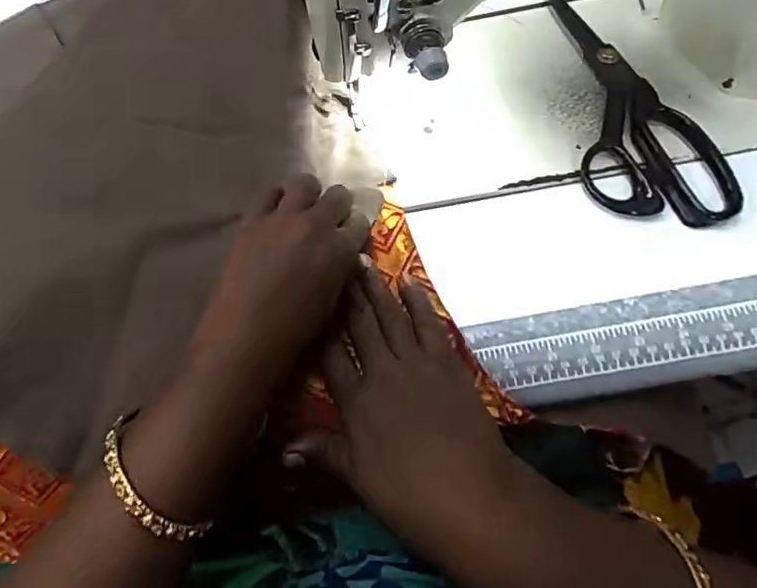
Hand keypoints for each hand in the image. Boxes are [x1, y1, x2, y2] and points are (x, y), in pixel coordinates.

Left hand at [188, 176, 370, 393]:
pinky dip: (276, 198)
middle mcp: (315, 225)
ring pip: (303, 183)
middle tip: (331, 216)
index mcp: (340, 249)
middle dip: (338, 204)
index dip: (356, 226)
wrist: (245, 334)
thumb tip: (339, 253)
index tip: (350, 232)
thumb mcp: (331, 299)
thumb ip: (339, 268)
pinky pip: (268, 193)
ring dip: (308, 193)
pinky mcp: (253, 219)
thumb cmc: (295, 330)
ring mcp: (282, 218)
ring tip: (303, 206)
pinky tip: (276, 210)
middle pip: (337, 196)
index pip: (360, 222)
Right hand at [294, 269, 521, 547]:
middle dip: (345, 292)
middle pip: (358, 324)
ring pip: (389, 316)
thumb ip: (323, 453)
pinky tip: (407, 280)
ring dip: (375, 287)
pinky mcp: (446, 362)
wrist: (473, 497)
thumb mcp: (358, 479)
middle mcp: (381, 372)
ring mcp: (416, 363)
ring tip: (361, 260)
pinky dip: (417, 300)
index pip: (328, 353)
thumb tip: (283, 451)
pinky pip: (428, 323)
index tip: (306, 298)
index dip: (316, 324)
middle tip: (334, 261)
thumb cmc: (410, 496)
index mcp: (355, 401)